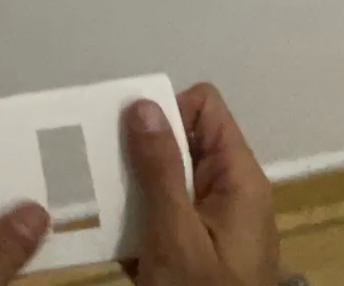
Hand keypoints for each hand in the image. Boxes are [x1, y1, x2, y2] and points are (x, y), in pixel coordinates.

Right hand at [123, 84, 279, 285]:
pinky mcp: (200, 242)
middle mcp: (231, 188)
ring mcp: (216, 216)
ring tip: (105, 200)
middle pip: (184, 135)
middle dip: (142, 146)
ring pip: (169, 171)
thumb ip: (160, 169)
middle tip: (105, 167)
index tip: (131, 137)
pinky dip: (141, 212)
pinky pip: (166, 204)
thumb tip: (143, 103)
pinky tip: (119, 235)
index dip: (168, 110)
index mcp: (238, 177)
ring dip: (136, 182)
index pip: (204, 105)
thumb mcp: (176, 237)